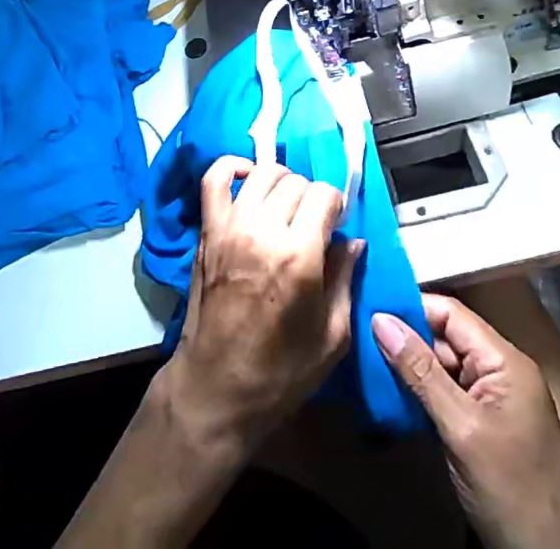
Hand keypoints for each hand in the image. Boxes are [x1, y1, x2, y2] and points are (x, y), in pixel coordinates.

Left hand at [164, 157, 361, 447]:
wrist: (215, 392)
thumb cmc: (281, 371)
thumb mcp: (334, 334)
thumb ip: (346, 279)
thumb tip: (353, 242)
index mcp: (299, 257)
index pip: (325, 194)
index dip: (336, 208)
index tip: (335, 228)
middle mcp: (263, 232)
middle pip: (297, 182)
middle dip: (312, 198)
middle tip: (312, 225)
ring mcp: (230, 229)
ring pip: (264, 173)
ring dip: (282, 183)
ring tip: (286, 208)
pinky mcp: (207, 234)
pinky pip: (216, 179)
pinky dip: (233, 168)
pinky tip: (250, 180)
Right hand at [373, 295, 559, 548]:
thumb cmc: (508, 485)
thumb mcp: (461, 427)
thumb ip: (422, 373)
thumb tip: (381, 321)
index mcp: (504, 359)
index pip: (453, 315)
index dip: (412, 307)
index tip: (369, 307)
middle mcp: (500, 370)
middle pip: (447, 339)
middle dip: (406, 339)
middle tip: (358, 340)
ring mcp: (492, 399)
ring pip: (444, 369)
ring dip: (409, 369)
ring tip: (364, 365)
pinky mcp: (483, 425)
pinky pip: (448, 396)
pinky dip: (420, 396)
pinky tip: (389, 398)